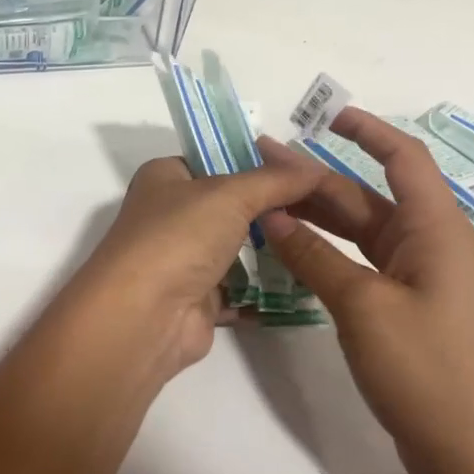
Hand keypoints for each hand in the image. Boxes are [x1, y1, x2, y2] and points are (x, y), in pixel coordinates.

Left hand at [76, 154, 328, 376]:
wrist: (144, 314)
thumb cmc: (178, 237)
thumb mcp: (229, 195)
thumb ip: (274, 181)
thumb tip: (314, 167)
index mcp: (164, 177)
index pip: (215, 159)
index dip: (257, 162)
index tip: (306, 169)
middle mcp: (170, 214)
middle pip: (231, 206)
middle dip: (273, 209)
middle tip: (328, 209)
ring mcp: (183, 258)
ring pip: (237, 249)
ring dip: (274, 251)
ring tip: (325, 243)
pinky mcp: (197, 299)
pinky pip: (241, 291)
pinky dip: (268, 291)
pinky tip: (309, 286)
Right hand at [259, 108, 473, 473]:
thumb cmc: (430, 371)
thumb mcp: (363, 306)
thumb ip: (314, 255)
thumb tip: (270, 214)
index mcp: (436, 232)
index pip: (404, 159)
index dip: (367, 131)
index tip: (323, 113)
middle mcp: (430, 247)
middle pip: (367, 196)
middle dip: (315, 176)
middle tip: (256, 162)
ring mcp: (418, 281)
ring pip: (359, 230)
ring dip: (314, 213)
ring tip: (260, 198)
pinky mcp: (405, 310)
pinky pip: (358, 263)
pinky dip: (323, 249)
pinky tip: (286, 247)